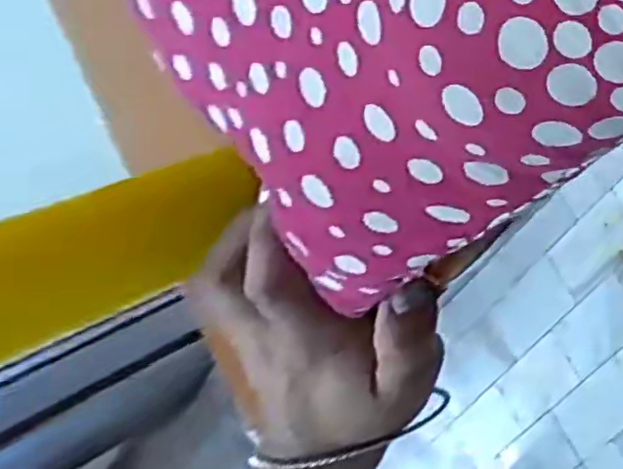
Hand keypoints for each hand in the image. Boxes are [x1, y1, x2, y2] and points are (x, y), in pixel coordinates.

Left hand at [186, 207, 444, 466]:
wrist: (326, 460)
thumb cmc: (370, 409)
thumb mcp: (407, 382)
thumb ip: (408, 338)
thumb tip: (409, 285)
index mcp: (302, 341)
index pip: (270, 283)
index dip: (275, 231)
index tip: (300, 181)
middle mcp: (261, 337)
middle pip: (223, 277)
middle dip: (251, 223)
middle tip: (296, 181)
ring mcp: (243, 341)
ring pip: (213, 283)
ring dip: (238, 237)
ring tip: (283, 201)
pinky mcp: (244, 339)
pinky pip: (223, 290)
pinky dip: (238, 256)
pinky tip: (274, 236)